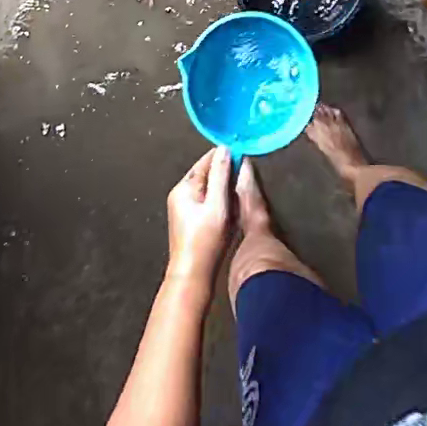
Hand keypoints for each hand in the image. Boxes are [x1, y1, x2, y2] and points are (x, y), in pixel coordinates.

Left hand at [166, 146, 232, 279]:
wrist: (192, 276)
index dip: (224, 156)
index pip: (205, 161)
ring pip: (209, 189)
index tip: (243, 152)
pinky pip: (208, 203)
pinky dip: (220, 202)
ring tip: (240, 192)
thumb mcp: (217, 206)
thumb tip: (224, 149)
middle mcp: (181, 194)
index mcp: (184, 187)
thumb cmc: (205, 241)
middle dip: (225, 174)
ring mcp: (184, 208)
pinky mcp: (190, 221)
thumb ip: (220, 176)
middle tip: (245, 174)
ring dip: (224, 189)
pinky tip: (232, 209)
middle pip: (207, 175)